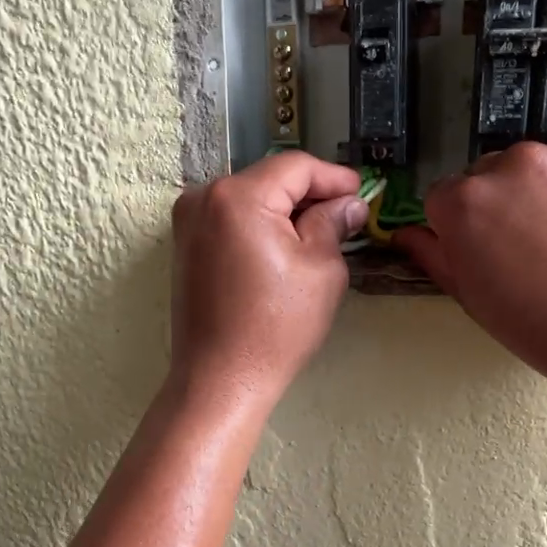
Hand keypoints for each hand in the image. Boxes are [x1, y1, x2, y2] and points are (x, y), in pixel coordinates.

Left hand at [169, 151, 365, 406]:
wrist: (221, 379)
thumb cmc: (275, 327)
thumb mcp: (321, 269)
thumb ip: (333, 224)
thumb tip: (347, 204)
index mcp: (238, 197)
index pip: (295, 167)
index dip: (333, 177)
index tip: (361, 191)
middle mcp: (204, 198)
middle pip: (269, 179)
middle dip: (308, 194)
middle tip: (345, 215)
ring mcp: (188, 222)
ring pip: (249, 198)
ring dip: (283, 210)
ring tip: (319, 234)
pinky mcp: (185, 247)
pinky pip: (230, 220)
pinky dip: (259, 226)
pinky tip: (284, 248)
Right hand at [394, 143, 546, 401]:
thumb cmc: (538, 325)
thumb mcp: (471, 297)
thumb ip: (433, 255)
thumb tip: (406, 234)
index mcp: (465, 200)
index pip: (443, 196)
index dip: (459, 225)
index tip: (481, 250)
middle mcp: (510, 165)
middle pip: (489, 174)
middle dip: (500, 203)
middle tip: (526, 248)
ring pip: (538, 168)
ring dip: (542, 193)